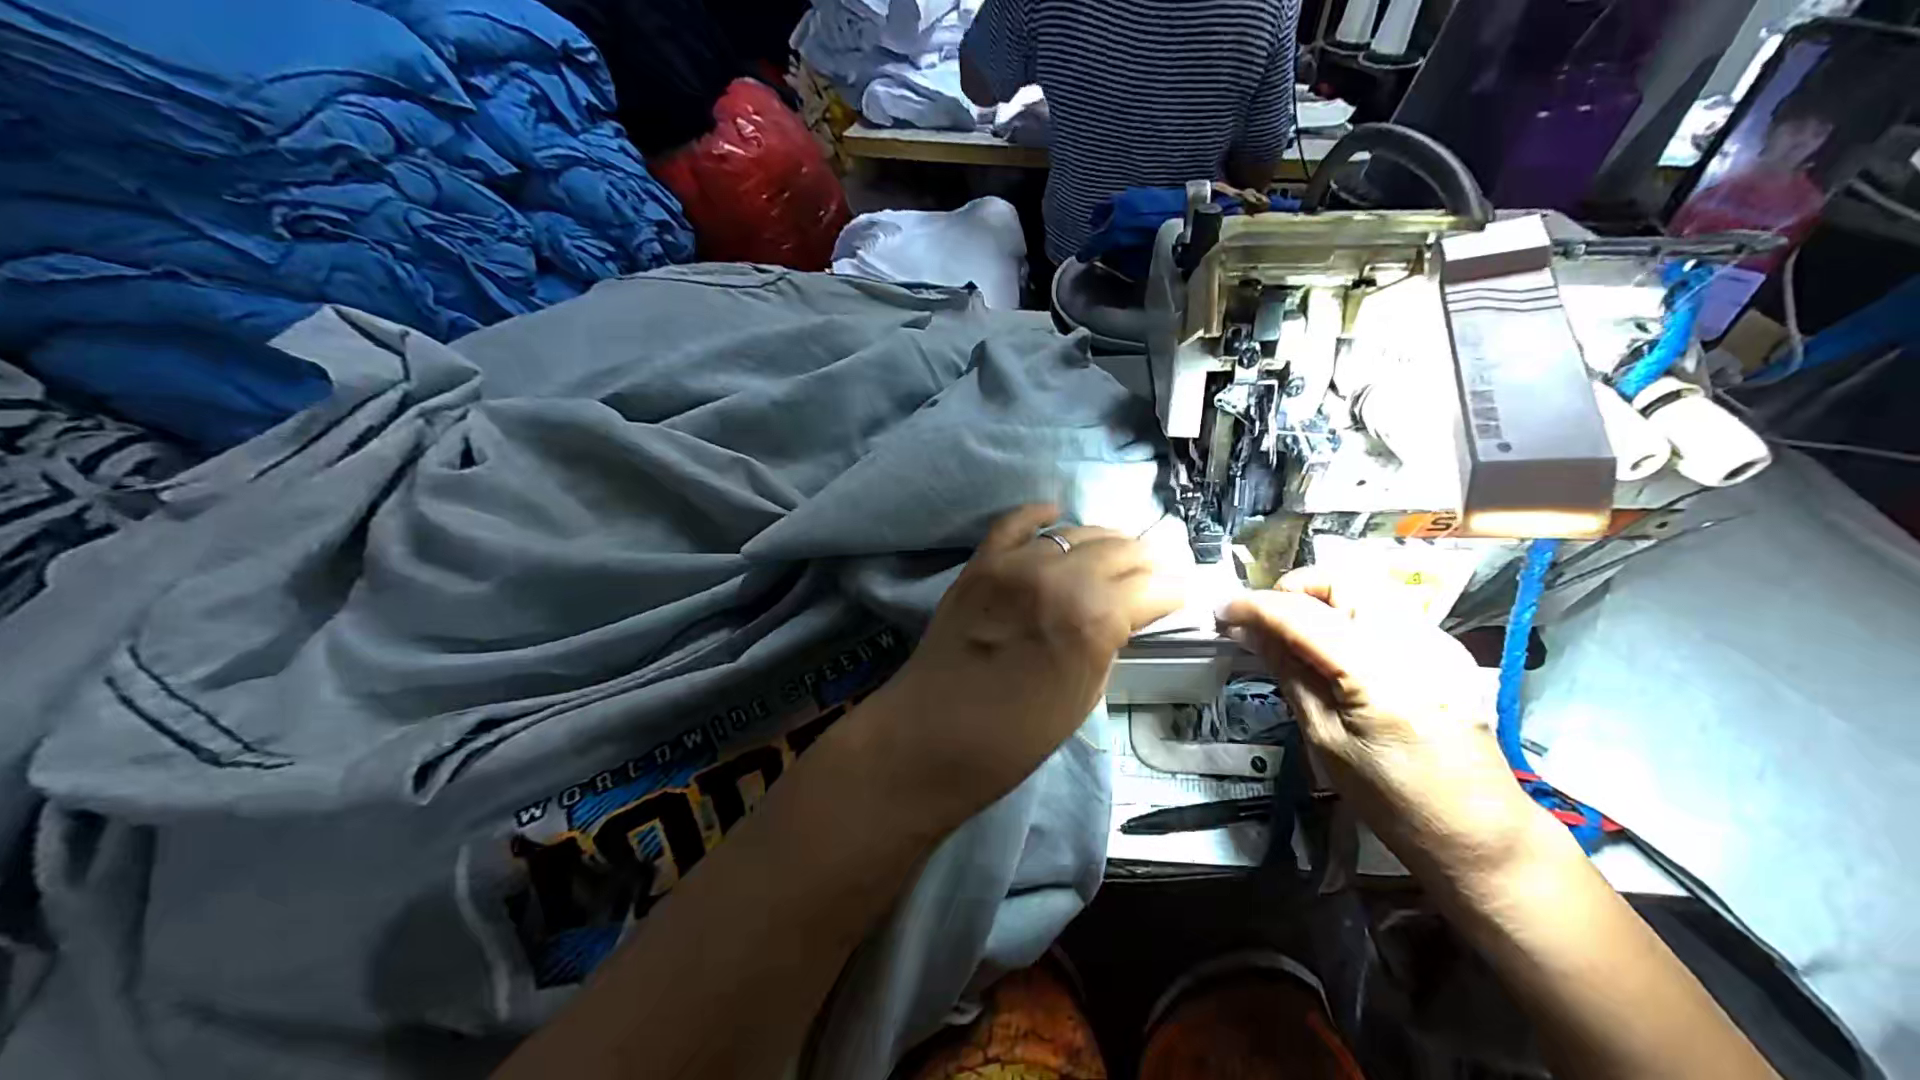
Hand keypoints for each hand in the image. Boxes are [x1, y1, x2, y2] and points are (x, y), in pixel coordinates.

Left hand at [870, 504, 1180, 822]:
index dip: (1172, 590)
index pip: (1151, 586)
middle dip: (1144, 562)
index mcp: (1094, 618)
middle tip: (1153, 571)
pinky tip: (1055, 514)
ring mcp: (1015, 563)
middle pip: (1119, 551)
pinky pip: (1015, 523)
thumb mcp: (1084, 694)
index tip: (1180, 593)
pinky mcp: (980, 562)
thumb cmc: (1016, 737)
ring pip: (1075, 532)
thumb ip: (1106, 642)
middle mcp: (1060, 578)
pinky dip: (1039, 517)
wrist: (932, 736)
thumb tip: (1121, 614)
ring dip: (1103, 541)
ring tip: (1116, 550)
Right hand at [1217, 568, 1543, 885]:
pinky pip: (1385, 607)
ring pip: (1363, 588)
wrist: (1477, 830)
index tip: (1223, 610)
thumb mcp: (1324, 739)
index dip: (1254, 606)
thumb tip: (1248, 633)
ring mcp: (1436, 640)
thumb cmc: (1391, 799)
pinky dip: (1348, 613)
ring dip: (1319, 599)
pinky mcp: (1446, 646)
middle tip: (1263, 621)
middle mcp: (1413, 643)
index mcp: (1378, 675)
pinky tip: (1335, 647)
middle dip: (1292, 591)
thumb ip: (1289, 672)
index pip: (1302, 616)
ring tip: (1294, 633)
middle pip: (1339, 581)